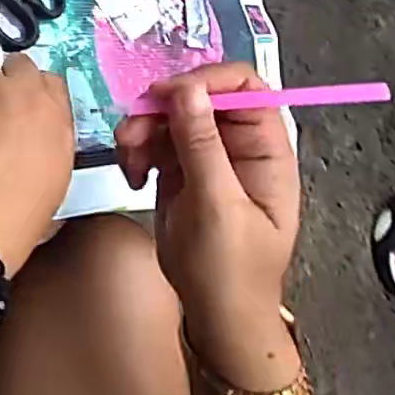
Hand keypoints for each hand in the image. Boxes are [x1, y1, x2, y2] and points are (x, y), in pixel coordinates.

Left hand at [0, 53, 73, 273]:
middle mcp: (26, 93)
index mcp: (57, 117)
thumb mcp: (54, 182)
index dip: (38, 92)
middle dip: (10, 80)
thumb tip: (37, 143)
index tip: (28, 109)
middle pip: (19, 65)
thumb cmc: (20, 215)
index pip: (53, 82)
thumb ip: (50, 146)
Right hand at [115, 63, 301, 388]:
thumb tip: (188, 87)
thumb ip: (202, 144)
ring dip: (140, 131)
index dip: (207, 80)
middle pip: (196, 97)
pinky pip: (151, 139)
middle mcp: (235, 144)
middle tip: (134, 133)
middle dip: (160, 111)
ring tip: (129, 162)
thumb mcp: (217, 205)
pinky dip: (134, 151)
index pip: (244, 86)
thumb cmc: (230, 269)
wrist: (213, 313)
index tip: (168, 95)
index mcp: (264, 149)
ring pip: (166, 116)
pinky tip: (133, 177)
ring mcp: (205, 155)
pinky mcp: (178, 167)